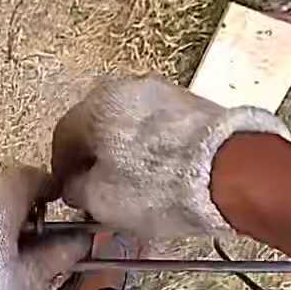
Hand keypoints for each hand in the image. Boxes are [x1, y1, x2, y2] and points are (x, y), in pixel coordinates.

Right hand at [51, 76, 290, 238]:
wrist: (229, 174)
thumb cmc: (160, 185)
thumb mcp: (100, 200)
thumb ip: (77, 190)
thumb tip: (76, 185)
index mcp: (95, 106)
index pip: (63, 136)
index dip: (61, 168)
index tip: (65, 189)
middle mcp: (127, 89)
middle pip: (98, 128)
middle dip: (93, 160)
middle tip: (95, 190)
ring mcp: (163, 94)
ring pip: (128, 128)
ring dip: (123, 156)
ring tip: (130, 190)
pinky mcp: (192, 106)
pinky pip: (158, 131)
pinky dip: (151, 153)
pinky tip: (158, 180)